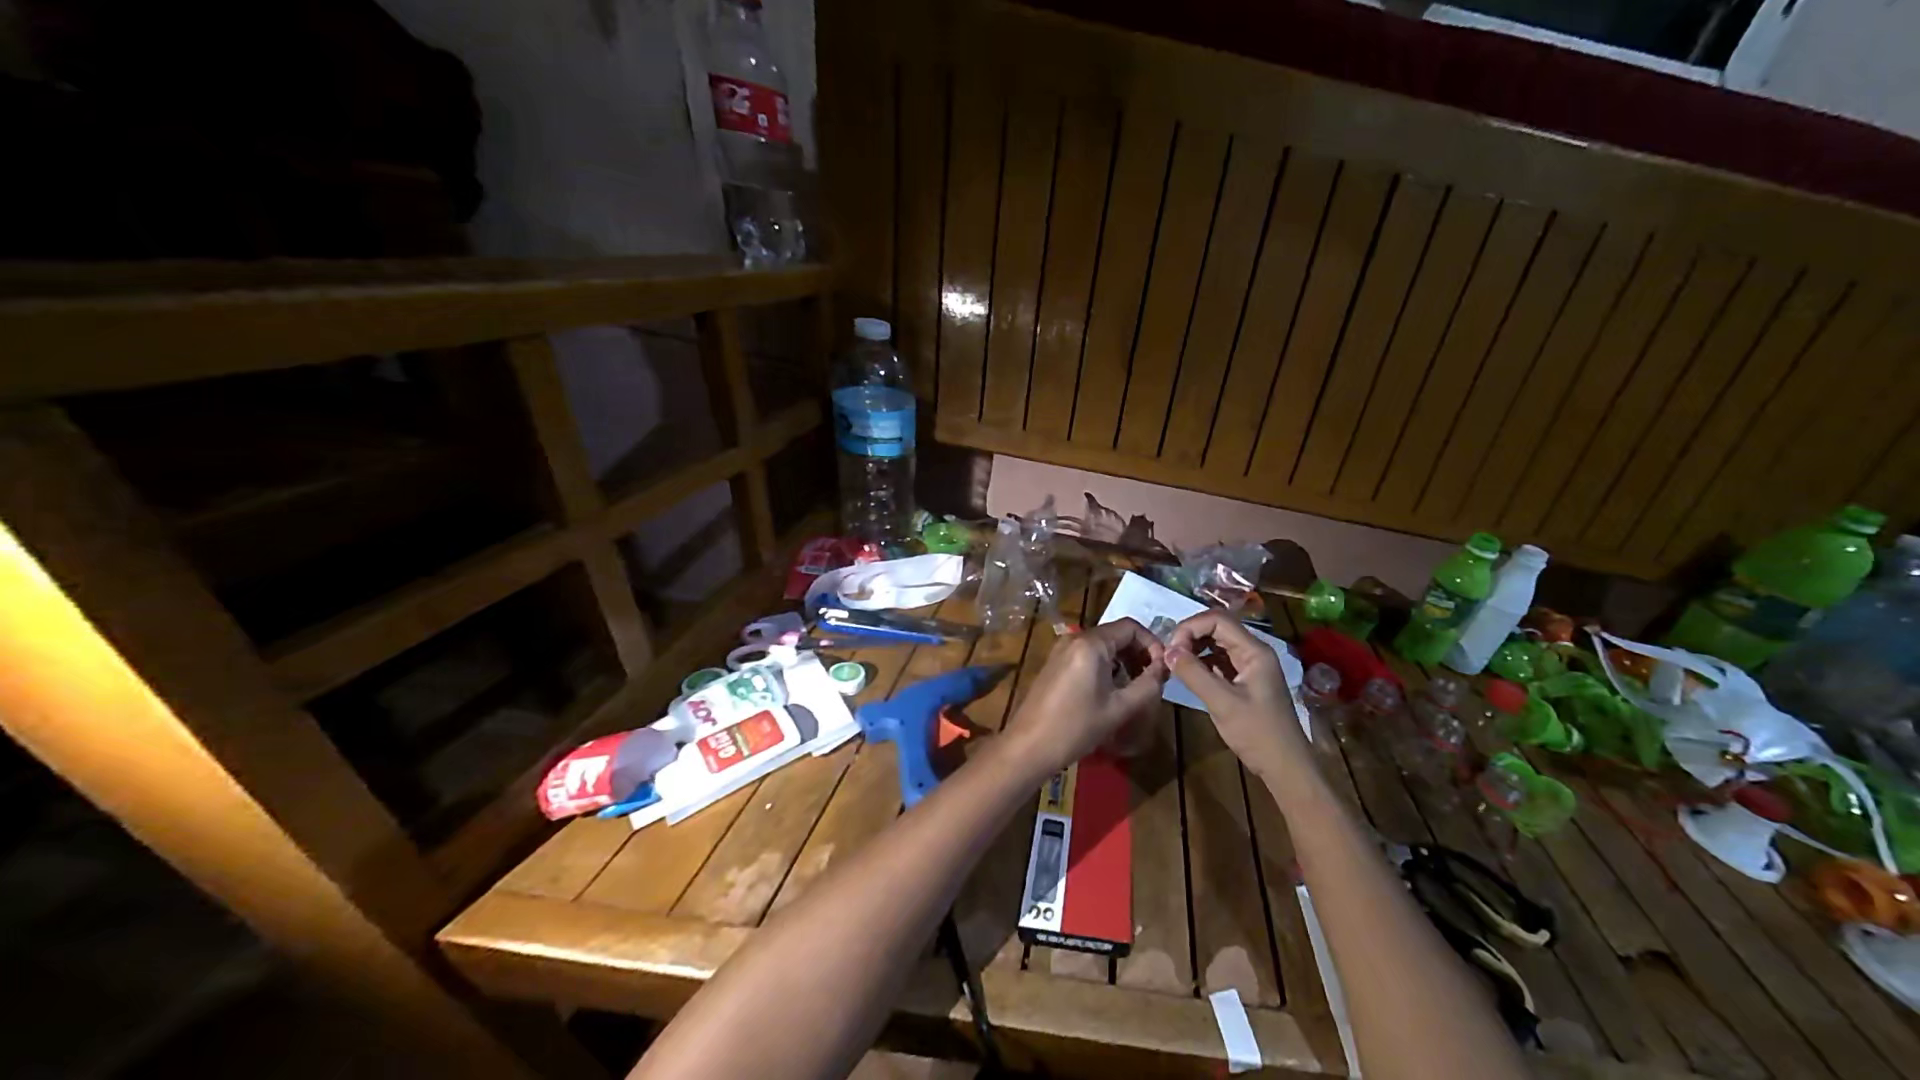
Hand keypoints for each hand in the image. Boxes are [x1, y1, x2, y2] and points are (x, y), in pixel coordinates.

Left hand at [1007, 618, 1167, 769]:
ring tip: (1136, 687)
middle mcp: (1074, 639)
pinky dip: (1105, 665)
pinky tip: (1112, 690)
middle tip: (1153, 679)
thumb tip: (1163, 668)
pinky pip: (1087, 655)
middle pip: (1116, 634)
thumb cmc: (1077, 726)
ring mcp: (1061, 650)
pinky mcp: (1055, 663)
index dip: (1152, 644)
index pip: (1131, 627)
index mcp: (1091, 643)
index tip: (1163, 668)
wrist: (1029, 745)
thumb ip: (1147, 685)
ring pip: (1102, 645)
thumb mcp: (1120, 708)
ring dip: (1123, 660)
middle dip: (1138, 653)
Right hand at [1165, 611, 1303, 778]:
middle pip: (1217, 628)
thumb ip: (1194, 674)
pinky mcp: (1245, 680)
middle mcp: (1254, 652)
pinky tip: (1188, 674)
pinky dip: (1201, 662)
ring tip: (1175, 664)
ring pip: (1217, 643)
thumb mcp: (1222, 703)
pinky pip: (1220, 660)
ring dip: (1194, 648)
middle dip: (1190, 636)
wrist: (1285, 766)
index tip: (1171, 649)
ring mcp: (1250, 666)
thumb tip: (1167, 651)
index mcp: (1255, 652)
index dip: (1190, 628)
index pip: (1217, 620)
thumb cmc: (1258, 733)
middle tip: (1169, 656)